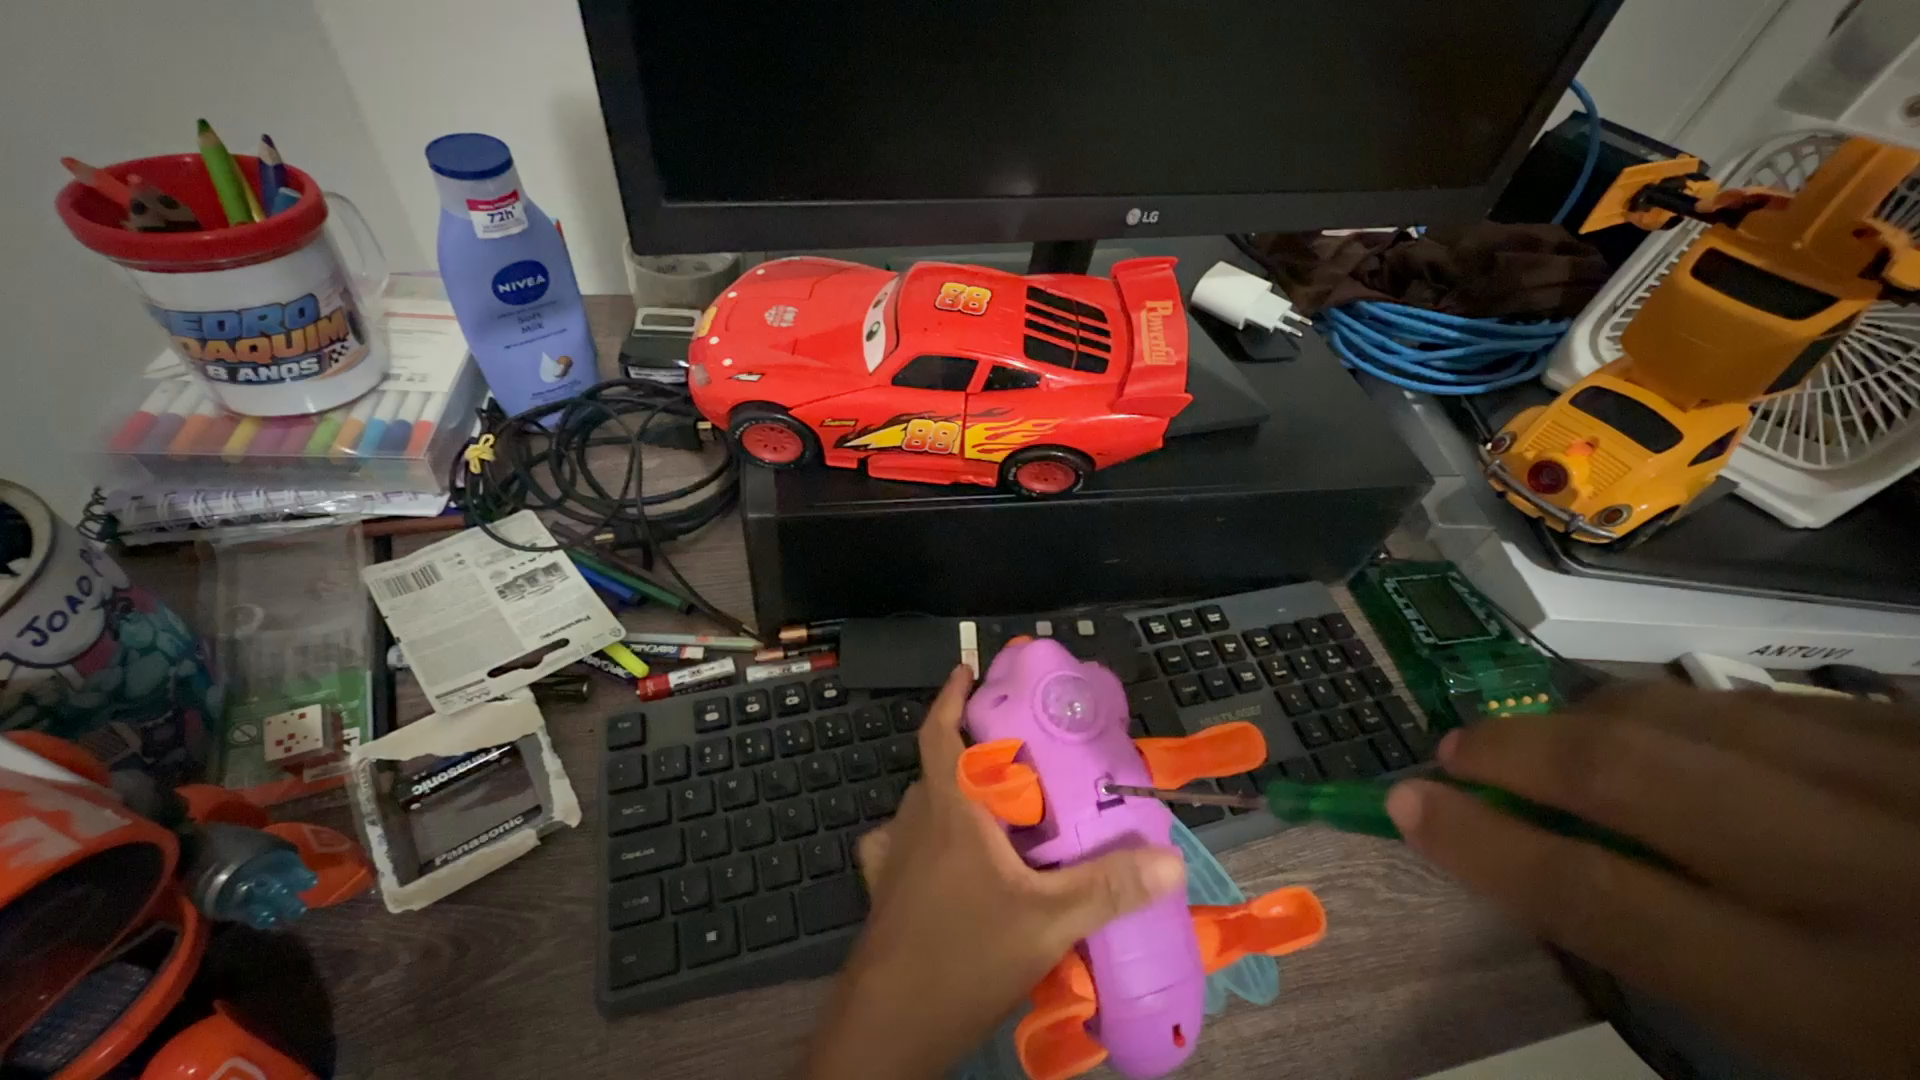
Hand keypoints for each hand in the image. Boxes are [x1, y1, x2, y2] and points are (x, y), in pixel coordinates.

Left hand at [803, 665, 1187, 1079]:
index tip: (967, 671)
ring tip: (997, 804)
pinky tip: (949, 858)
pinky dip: (926, 839)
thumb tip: (1171, 861)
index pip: (940, 733)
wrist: (891, 1024)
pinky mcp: (883, 891)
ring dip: (953, 794)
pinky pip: (903, 846)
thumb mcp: (1049, 921)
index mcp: (950, 809)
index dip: (951, 697)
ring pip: (923, 806)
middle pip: (938, 767)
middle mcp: (914, 821)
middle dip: (971, 749)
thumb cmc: (965, 955)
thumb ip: (1108, 887)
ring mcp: (892, 857)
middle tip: (1018, 753)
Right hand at [1385, 684, 1919, 1079]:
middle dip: (1518, 750)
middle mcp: (1882, 881)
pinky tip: (1686, 736)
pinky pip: (1776, 701)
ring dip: (1595, 720)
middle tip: (1458, 751)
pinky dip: (1698, 714)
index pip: (1601, 898)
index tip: (1407, 803)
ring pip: (1697, 713)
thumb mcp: (1821, 1048)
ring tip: (1554, 737)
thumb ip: (1688, 953)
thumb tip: (1548, 854)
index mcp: (1845, 1004)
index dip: (1483, 843)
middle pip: (1633, 774)